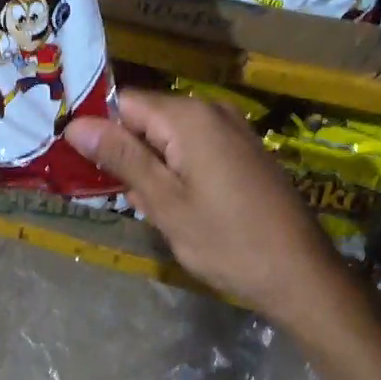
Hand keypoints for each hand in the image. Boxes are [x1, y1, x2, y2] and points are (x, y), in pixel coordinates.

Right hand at [64, 90, 339, 307]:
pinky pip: (194, 145)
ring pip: (169, 134)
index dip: (99, 129)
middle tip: (120, 196)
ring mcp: (232, 127)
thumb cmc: (228, 241)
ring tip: (153, 208)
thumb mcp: (166, 203)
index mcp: (188, 115)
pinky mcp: (244, 149)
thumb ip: (121, 157)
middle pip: (147, 117)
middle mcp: (210, 109)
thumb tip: (76, 124)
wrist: (304, 277)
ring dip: (153, 165)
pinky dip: (178, 168)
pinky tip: (182, 207)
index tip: (81, 161)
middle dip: (128, 152)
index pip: (124, 102)